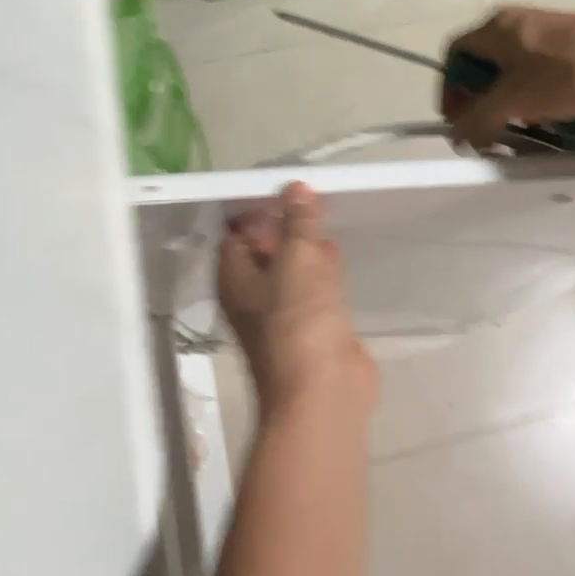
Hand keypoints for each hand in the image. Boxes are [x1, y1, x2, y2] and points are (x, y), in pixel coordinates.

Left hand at [219, 183, 377, 416]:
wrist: (324, 391)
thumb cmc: (299, 321)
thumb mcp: (299, 259)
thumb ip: (298, 222)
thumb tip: (295, 186)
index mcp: (235, 278)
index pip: (237, 231)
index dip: (258, 207)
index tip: (285, 184)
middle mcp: (253, 294)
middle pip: (265, 248)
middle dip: (285, 223)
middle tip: (311, 193)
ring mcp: (284, 312)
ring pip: (292, 268)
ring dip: (306, 245)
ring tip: (327, 212)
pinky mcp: (313, 325)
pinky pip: (315, 288)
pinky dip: (324, 269)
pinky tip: (339, 253)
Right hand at [441, 6, 574, 146]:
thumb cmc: (565, 75)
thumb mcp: (513, 100)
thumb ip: (477, 119)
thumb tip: (456, 137)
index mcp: (495, 26)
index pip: (454, 54)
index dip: (449, 88)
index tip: (456, 120)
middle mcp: (516, 23)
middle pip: (482, 64)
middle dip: (478, 101)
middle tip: (485, 130)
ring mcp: (546, 34)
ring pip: (511, 72)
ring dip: (505, 103)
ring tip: (515, 129)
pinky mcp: (572, 47)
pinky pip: (537, 74)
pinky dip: (531, 98)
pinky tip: (544, 119)